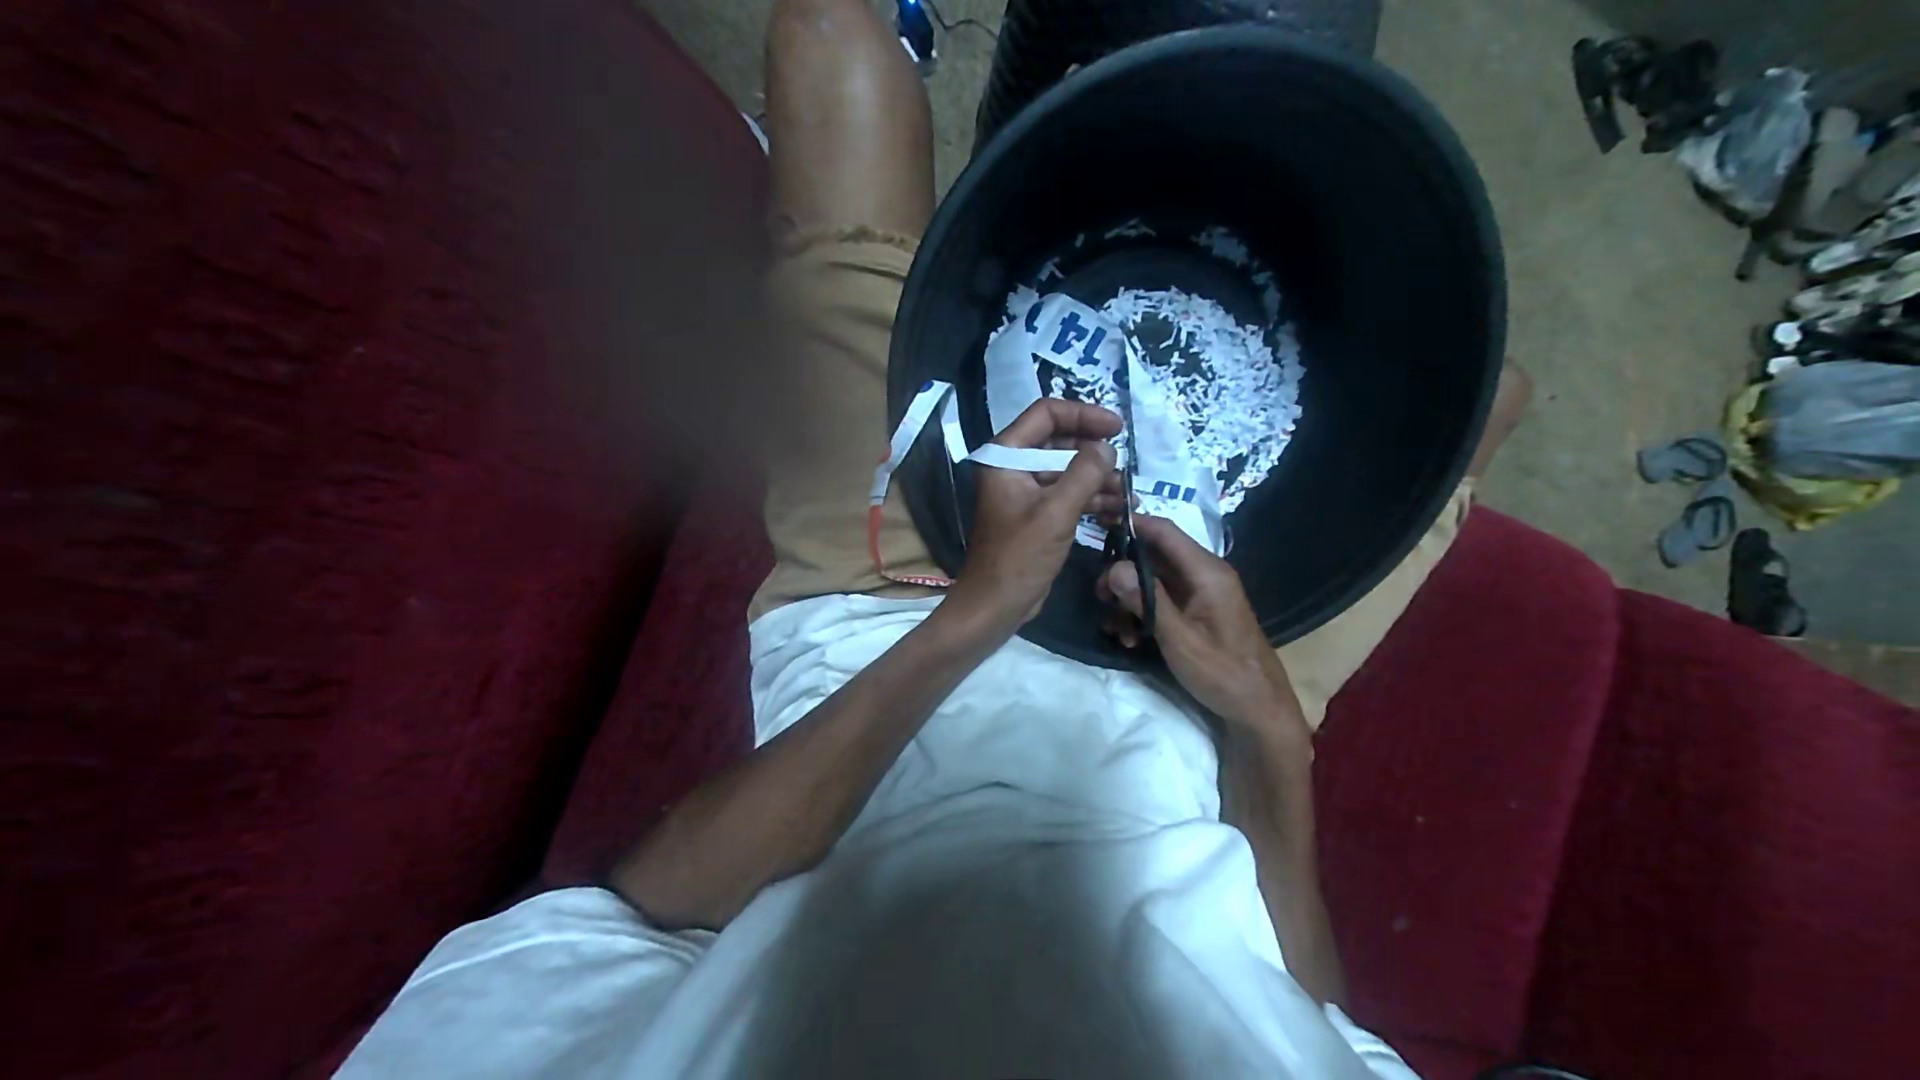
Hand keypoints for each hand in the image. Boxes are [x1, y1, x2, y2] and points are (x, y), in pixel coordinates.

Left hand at [948, 399, 1123, 626]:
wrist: (997, 603)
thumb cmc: (1020, 556)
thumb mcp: (1056, 512)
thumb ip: (1084, 473)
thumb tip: (1107, 447)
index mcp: (1006, 456)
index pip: (1046, 414)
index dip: (1084, 415)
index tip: (1116, 428)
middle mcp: (1013, 467)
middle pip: (1061, 442)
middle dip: (1096, 454)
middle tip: (1127, 469)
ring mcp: (1026, 491)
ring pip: (1068, 471)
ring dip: (1099, 481)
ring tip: (1130, 497)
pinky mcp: (1038, 514)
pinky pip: (1068, 495)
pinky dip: (1092, 500)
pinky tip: (1120, 512)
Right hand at [1098, 515, 1307, 739]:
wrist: (1258, 709)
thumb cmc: (1223, 673)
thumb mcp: (1180, 640)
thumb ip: (1147, 601)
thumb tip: (1114, 567)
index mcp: (1207, 572)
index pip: (1164, 531)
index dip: (1131, 522)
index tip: (1097, 521)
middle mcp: (1204, 575)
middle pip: (1153, 555)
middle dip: (1121, 572)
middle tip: (1099, 595)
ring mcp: (1200, 593)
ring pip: (1152, 580)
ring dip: (1128, 600)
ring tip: (1116, 629)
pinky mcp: (1195, 611)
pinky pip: (1160, 600)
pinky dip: (1141, 614)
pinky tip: (1131, 639)